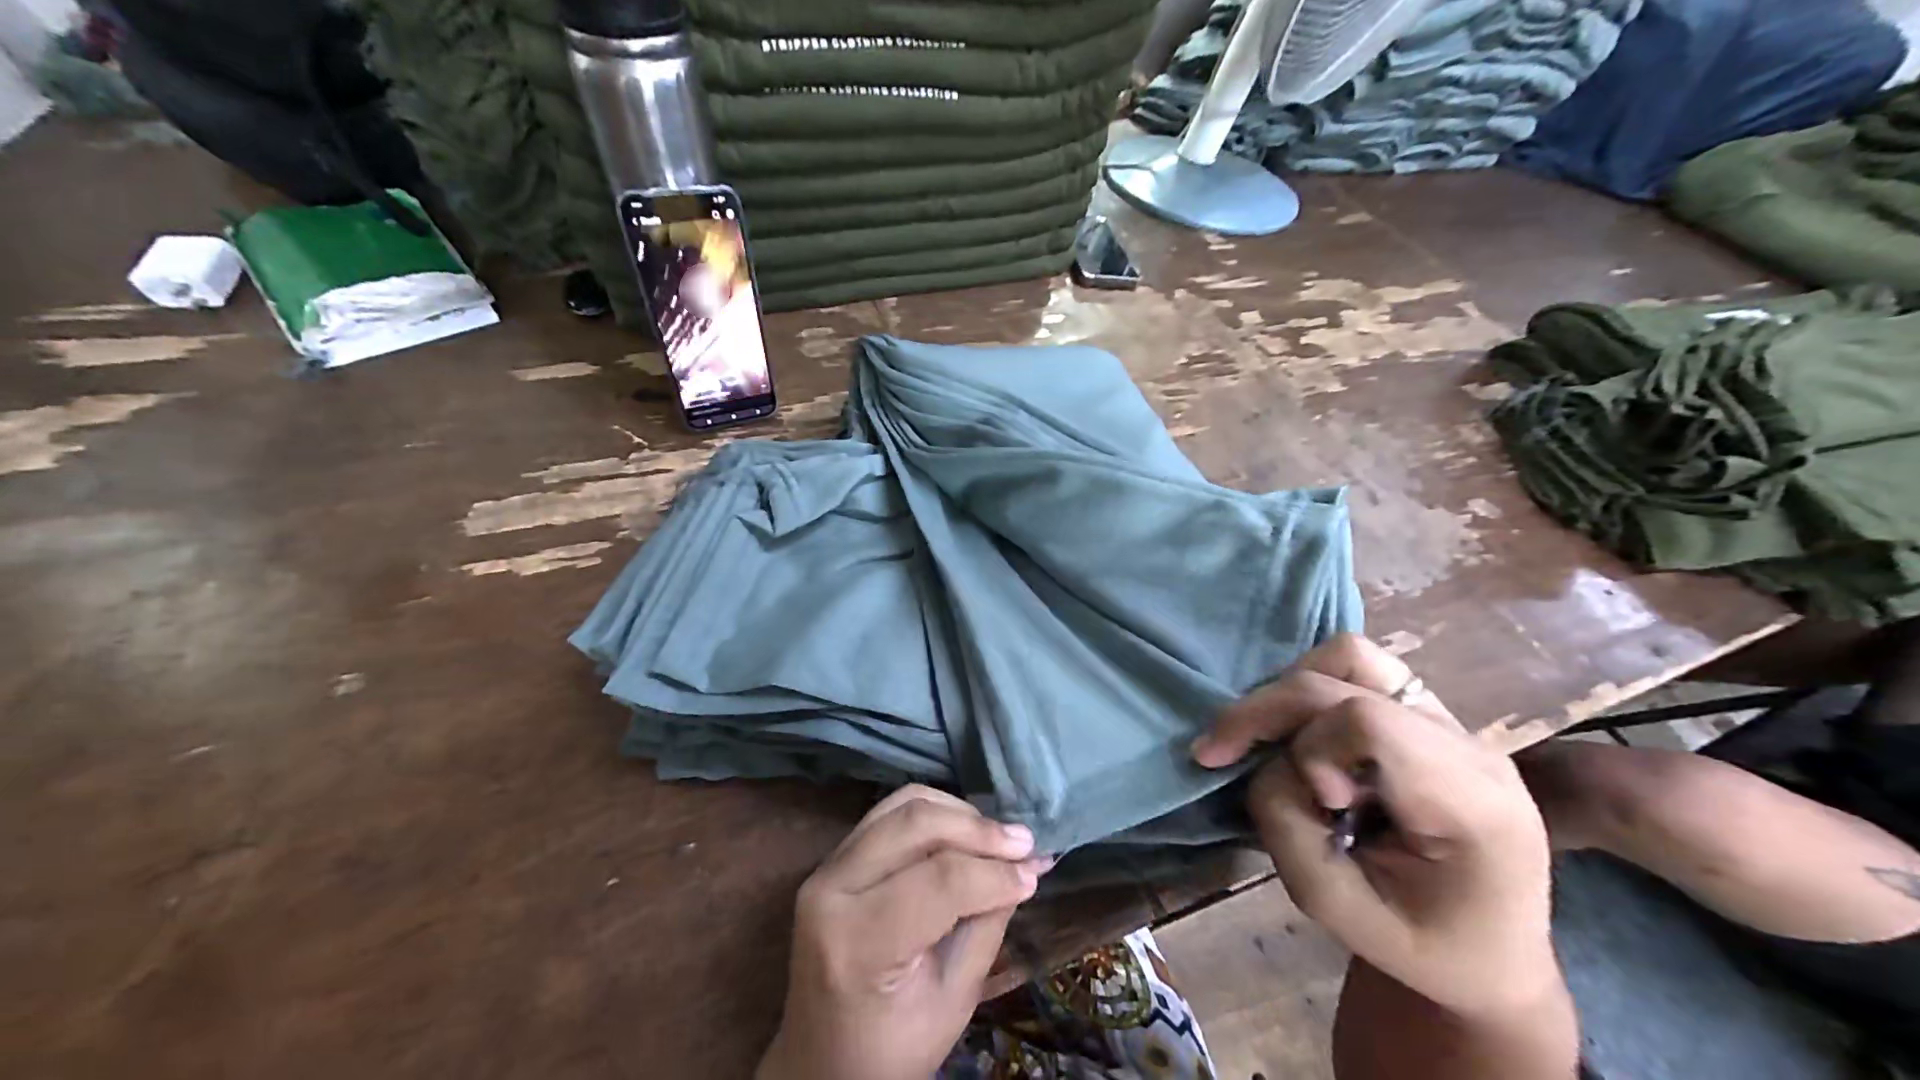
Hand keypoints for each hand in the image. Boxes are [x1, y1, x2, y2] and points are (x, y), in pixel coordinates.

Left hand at [757, 785, 1050, 1079]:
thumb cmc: (891, 1047)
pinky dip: (935, 813)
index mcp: (858, 942)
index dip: (994, 872)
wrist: (822, 1059)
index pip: (938, 881)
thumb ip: (987, 923)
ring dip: (958, 814)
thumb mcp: (953, 999)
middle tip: (1024, 843)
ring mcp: (827, 866)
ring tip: (997, 839)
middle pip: (916, 825)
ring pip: (903, 805)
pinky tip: (965, 834)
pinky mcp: (834, 857)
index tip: (1035, 872)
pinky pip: (889, 812)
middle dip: (979, 829)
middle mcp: (832, 888)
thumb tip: (1027, 866)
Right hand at [1194, 634, 1559, 1015]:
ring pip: (1350, 656)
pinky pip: (1358, 672)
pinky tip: (1303, 736)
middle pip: (1345, 673)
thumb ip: (1285, 823)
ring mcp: (1453, 724)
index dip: (1314, 750)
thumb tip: (1264, 760)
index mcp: (1472, 802)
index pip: (1369, 721)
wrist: (1492, 957)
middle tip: (1221, 754)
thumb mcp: (1336, 909)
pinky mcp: (1430, 718)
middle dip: (1268, 709)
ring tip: (1274, 742)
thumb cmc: (1423, 948)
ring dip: (1292, 692)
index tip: (1322, 805)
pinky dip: (1312, 692)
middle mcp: (1469, 744)